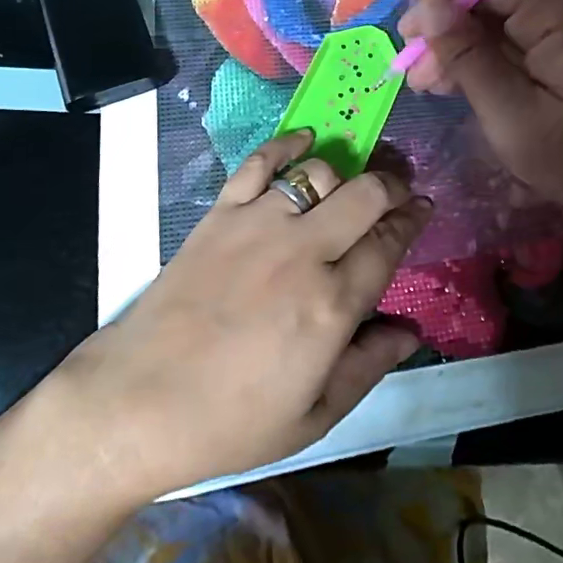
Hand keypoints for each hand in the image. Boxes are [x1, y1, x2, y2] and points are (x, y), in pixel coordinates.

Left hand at [43, 130, 429, 501]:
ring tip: (348, 180)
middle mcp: (301, 253)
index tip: (423, 206)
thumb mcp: (313, 416)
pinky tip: (303, 141)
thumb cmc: (230, 421)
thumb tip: (410, 331)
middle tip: (396, 188)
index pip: (388, 244)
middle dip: (390, 185)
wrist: (140, 399)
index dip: (411, 219)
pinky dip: (285, 146)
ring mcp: (256, 226)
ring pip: (316, 173)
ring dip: (342, 171)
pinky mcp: (218, 215)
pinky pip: (258, 164)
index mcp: (332, 306)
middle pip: (363, 195)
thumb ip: (367, 366)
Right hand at [396, 0, 562, 227]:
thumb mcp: (509, 114)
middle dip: (444, 22)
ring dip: (454, 42)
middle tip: (412, 67)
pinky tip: (449, 82)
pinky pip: (506, 34)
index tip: (411, 33)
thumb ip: (467, 58)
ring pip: (492, 13)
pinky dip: (475, 54)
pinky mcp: (559, 45)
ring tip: (425, 82)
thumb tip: (427, 11)